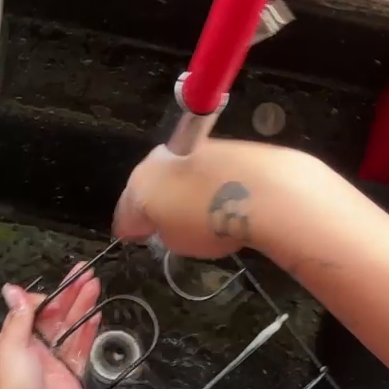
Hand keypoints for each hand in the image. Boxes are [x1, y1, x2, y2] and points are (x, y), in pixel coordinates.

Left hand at [0, 265, 101, 388]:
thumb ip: (17, 317)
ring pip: (72, 325)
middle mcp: (37, 346)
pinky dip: (89, 328)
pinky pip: (82, 345)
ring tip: (94, 284)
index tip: (55, 293)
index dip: (45, 299)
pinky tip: (97, 311)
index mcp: (15, 340)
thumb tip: (11, 290)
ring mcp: (56, 357)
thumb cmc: (13, 386)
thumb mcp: (10, 345)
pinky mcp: (73, 369)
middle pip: (56, 314)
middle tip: (84, 272)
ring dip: (82, 305)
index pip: (32, 310)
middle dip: (70, 293)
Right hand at [111, 140, 316, 259]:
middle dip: (154, 204)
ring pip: (176, 174)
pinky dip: (206, 184)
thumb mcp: (176, 242)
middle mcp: (159, 159)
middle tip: (167, 228)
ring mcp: (190, 148)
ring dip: (181, 191)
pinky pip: (203, 170)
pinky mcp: (220, 145)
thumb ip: (162, 232)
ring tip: (199, 217)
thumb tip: (164, 225)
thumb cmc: (210, 222)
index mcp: (141, 185)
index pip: (125, 212)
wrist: (264, 191)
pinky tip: (221, 202)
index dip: (131, 229)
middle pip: (149, 185)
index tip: (139, 238)